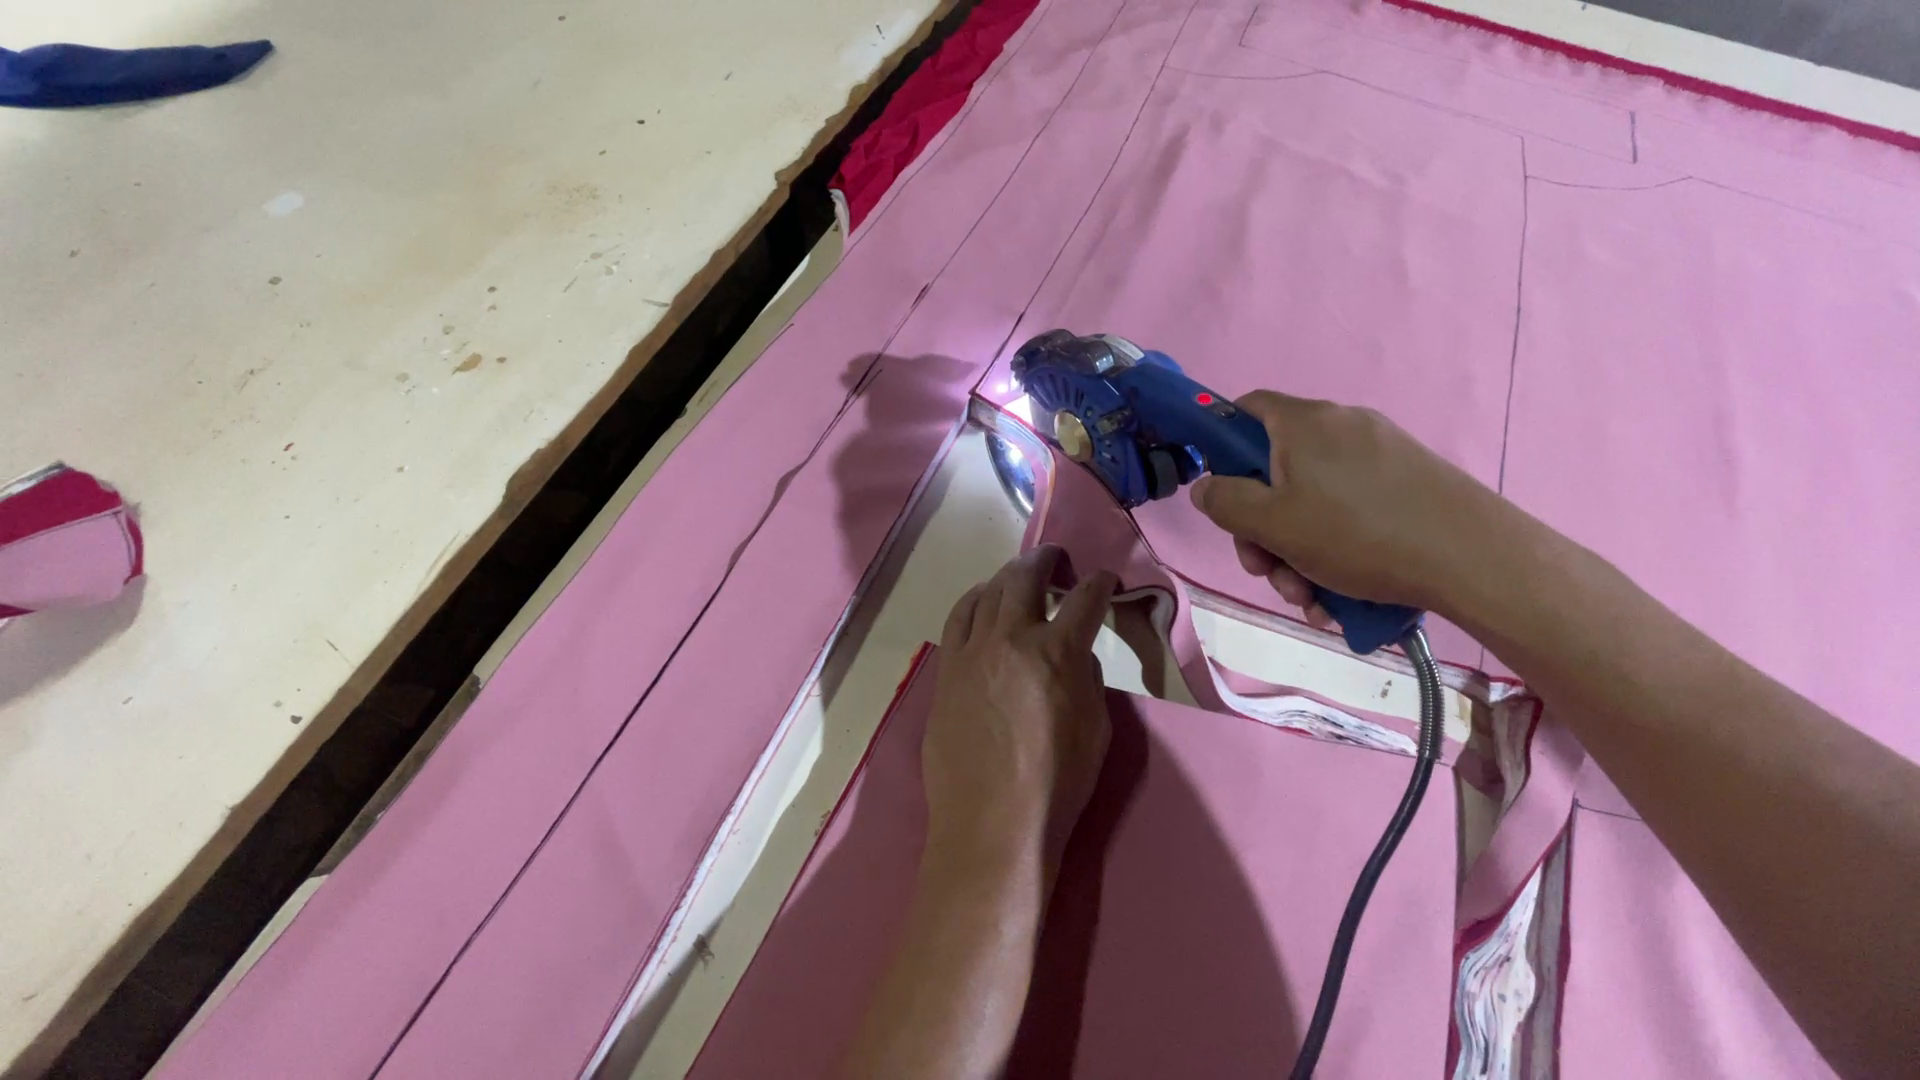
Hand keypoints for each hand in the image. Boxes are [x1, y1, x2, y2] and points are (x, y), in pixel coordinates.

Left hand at [923, 545, 1117, 877]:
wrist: (992, 823)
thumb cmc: (1057, 784)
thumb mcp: (1097, 730)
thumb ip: (1087, 680)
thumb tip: (1073, 654)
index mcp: (1058, 653)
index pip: (1085, 600)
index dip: (1099, 584)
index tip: (1104, 579)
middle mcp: (1011, 639)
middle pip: (1025, 579)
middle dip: (1045, 560)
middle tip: (1055, 559)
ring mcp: (971, 652)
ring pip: (987, 593)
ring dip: (1006, 577)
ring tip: (1017, 576)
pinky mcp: (946, 671)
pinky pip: (957, 620)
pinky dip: (973, 601)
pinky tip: (980, 602)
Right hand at [1189, 391, 1514, 623]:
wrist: (1471, 556)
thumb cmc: (1356, 532)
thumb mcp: (1271, 524)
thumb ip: (1225, 502)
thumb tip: (1205, 487)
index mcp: (1302, 424)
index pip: (1246, 409)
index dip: (1222, 443)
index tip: (1221, 492)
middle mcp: (1340, 427)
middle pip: (1277, 469)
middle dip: (1261, 528)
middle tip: (1266, 571)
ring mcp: (1378, 454)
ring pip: (1313, 500)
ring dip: (1296, 552)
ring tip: (1309, 598)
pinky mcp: (1407, 482)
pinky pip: (1351, 511)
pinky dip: (1335, 550)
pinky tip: (1338, 596)